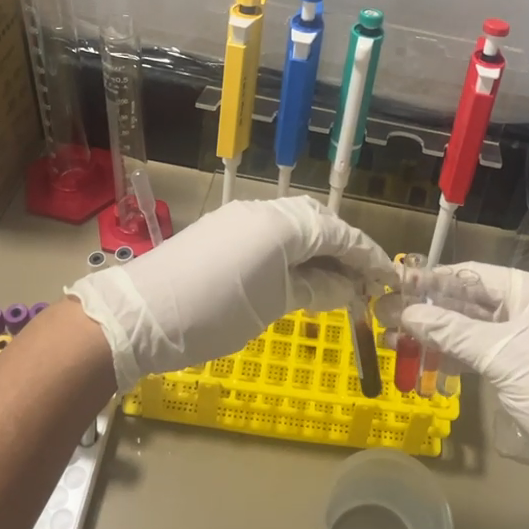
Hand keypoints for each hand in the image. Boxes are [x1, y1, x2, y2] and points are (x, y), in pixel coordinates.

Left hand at [67, 196, 393, 390]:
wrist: (138, 317)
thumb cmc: (213, 313)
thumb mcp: (273, 306)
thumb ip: (317, 291)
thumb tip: (349, 288)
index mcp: (281, 224)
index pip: (339, 232)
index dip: (367, 256)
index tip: (390, 280)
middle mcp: (262, 211)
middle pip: (317, 222)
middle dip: (344, 248)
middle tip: (364, 281)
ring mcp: (238, 219)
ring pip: (293, 227)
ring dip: (318, 251)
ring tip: (336, 284)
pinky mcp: (219, 233)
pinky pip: (270, 235)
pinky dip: (292, 254)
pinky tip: (298, 278)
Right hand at [394, 263, 528, 528]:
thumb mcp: (501, 357)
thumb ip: (452, 331)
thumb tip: (406, 312)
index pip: (474, 275)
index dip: (433, 279)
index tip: (395, 284)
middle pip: (470, 300)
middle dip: (430, 309)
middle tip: (386, 314)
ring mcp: (526, 337)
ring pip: (472, 327)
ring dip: (437, 334)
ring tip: (394, 338)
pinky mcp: (522, 366)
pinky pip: (481, 350)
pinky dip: (455, 355)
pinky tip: (425, 361)